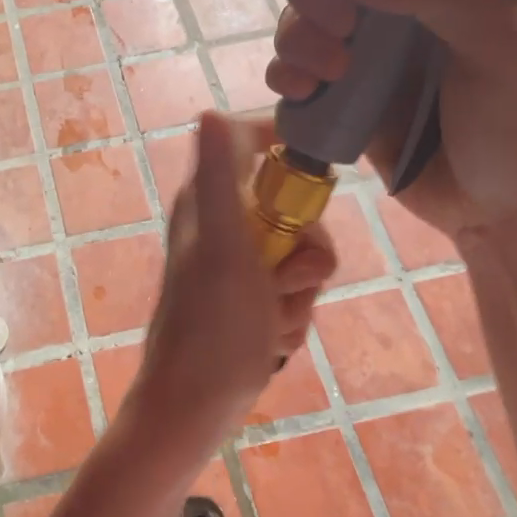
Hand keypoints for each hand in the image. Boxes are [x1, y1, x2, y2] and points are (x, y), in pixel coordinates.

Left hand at [130, 112, 336, 451]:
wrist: (195, 405)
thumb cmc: (212, 326)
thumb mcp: (224, 246)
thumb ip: (218, 176)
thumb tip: (211, 110)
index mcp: (209, 199)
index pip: (256, 140)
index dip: (292, 146)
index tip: (321, 175)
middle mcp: (223, 222)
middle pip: (295, 207)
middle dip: (306, 251)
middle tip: (288, 280)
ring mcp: (238, 263)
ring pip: (302, 254)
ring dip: (300, 291)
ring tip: (274, 317)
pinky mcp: (250, 297)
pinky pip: (294, 290)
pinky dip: (291, 315)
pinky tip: (271, 338)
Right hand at [267, 0, 516, 241]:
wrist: (502, 213)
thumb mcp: (500, 45)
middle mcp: (402, 3)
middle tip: (341, 28)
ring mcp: (367, 49)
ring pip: (302, 15)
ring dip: (297, 35)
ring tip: (324, 75)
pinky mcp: (341, 92)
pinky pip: (293, 65)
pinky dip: (285, 72)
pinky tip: (301, 92)